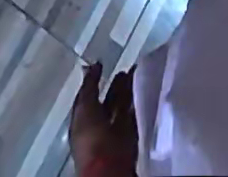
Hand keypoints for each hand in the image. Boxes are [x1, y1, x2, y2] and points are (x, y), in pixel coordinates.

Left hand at [69, 62, 136, 176]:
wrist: (110, 171)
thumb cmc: (92, 139)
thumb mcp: (85, 109)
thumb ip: (88, 87)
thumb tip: (89, 66)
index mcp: (81, 121)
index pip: (87, 96)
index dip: (94, 79)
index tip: (102, 63)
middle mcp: (98, 127)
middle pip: (108, 102)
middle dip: (116, 86)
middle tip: (126, 69)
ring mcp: (114, 135)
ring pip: (122, 109)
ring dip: (130, 93)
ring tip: (138, 74)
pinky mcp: (130, 141)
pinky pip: (134, 119)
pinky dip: (139, 106)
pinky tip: (145, 92)